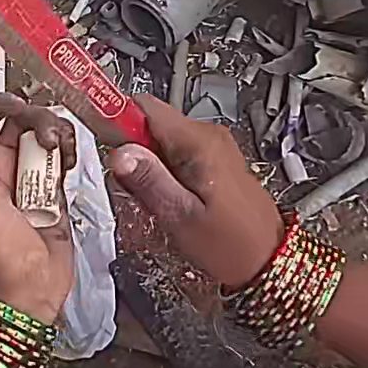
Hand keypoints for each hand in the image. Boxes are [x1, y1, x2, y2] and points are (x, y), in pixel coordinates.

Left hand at [0, 102, 76, 324]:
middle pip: (19, 121)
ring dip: (57, 134)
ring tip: (61, 154)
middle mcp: (3, 168)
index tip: (16, 108)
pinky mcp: (55, 190)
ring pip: (44, 135)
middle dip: (36, 118)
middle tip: (47, 138)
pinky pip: (63, 157)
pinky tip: (70, 162)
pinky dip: (70, 151)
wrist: (30, 293)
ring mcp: (31, 178)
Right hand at [108, 95, 283, 288]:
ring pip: (160, 139)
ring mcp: (212, 145)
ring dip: (147, 164)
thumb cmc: (231, 245)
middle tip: (133, 188)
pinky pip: (175, 152)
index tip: (97, 138)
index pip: (143, 107)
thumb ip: (149, 181)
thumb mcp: (181, 217)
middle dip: (132, 150)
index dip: (115, 118)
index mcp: (198, 142)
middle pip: (150, 123)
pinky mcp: (213, 158)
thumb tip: (118, 153)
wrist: (270, 260)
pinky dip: (163, 171)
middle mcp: (206, 134)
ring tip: (156, 198)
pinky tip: (170, 198)